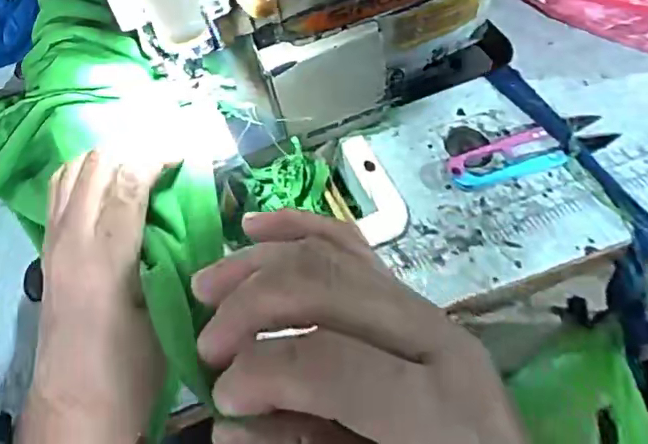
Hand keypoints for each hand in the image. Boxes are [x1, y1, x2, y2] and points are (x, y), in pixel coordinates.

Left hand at [22, 151, 167, 443]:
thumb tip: (185, 205)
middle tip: (166, 160)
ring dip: (109, 157)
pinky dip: (85, 171)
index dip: (159, 155)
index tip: (185, 154)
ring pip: (74, 166)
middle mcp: (71, 237)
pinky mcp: (45, 246)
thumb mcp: (163, 312)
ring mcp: (53, 239)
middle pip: (98, 161)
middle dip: (136, 149)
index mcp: (104, 256)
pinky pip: (60, 186)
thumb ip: (171, 251)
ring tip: (139, 166)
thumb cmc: (129, 370)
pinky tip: (108, 182)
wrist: (74, 411)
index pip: (128, 179)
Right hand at [192, 210, 526, 443]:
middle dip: (252, 304)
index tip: (219, 396)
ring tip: (208, 283)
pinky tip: (257, 226)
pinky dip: (299, 229)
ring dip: (260, 261)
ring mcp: (426, 307)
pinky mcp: (411, 299)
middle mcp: (436, 337)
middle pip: (326, 284)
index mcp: (442, 406)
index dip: (262, 370)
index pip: (330, 360)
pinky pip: (350, 247)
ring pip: (330, 253)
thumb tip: (228, 421)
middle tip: (206, 342)